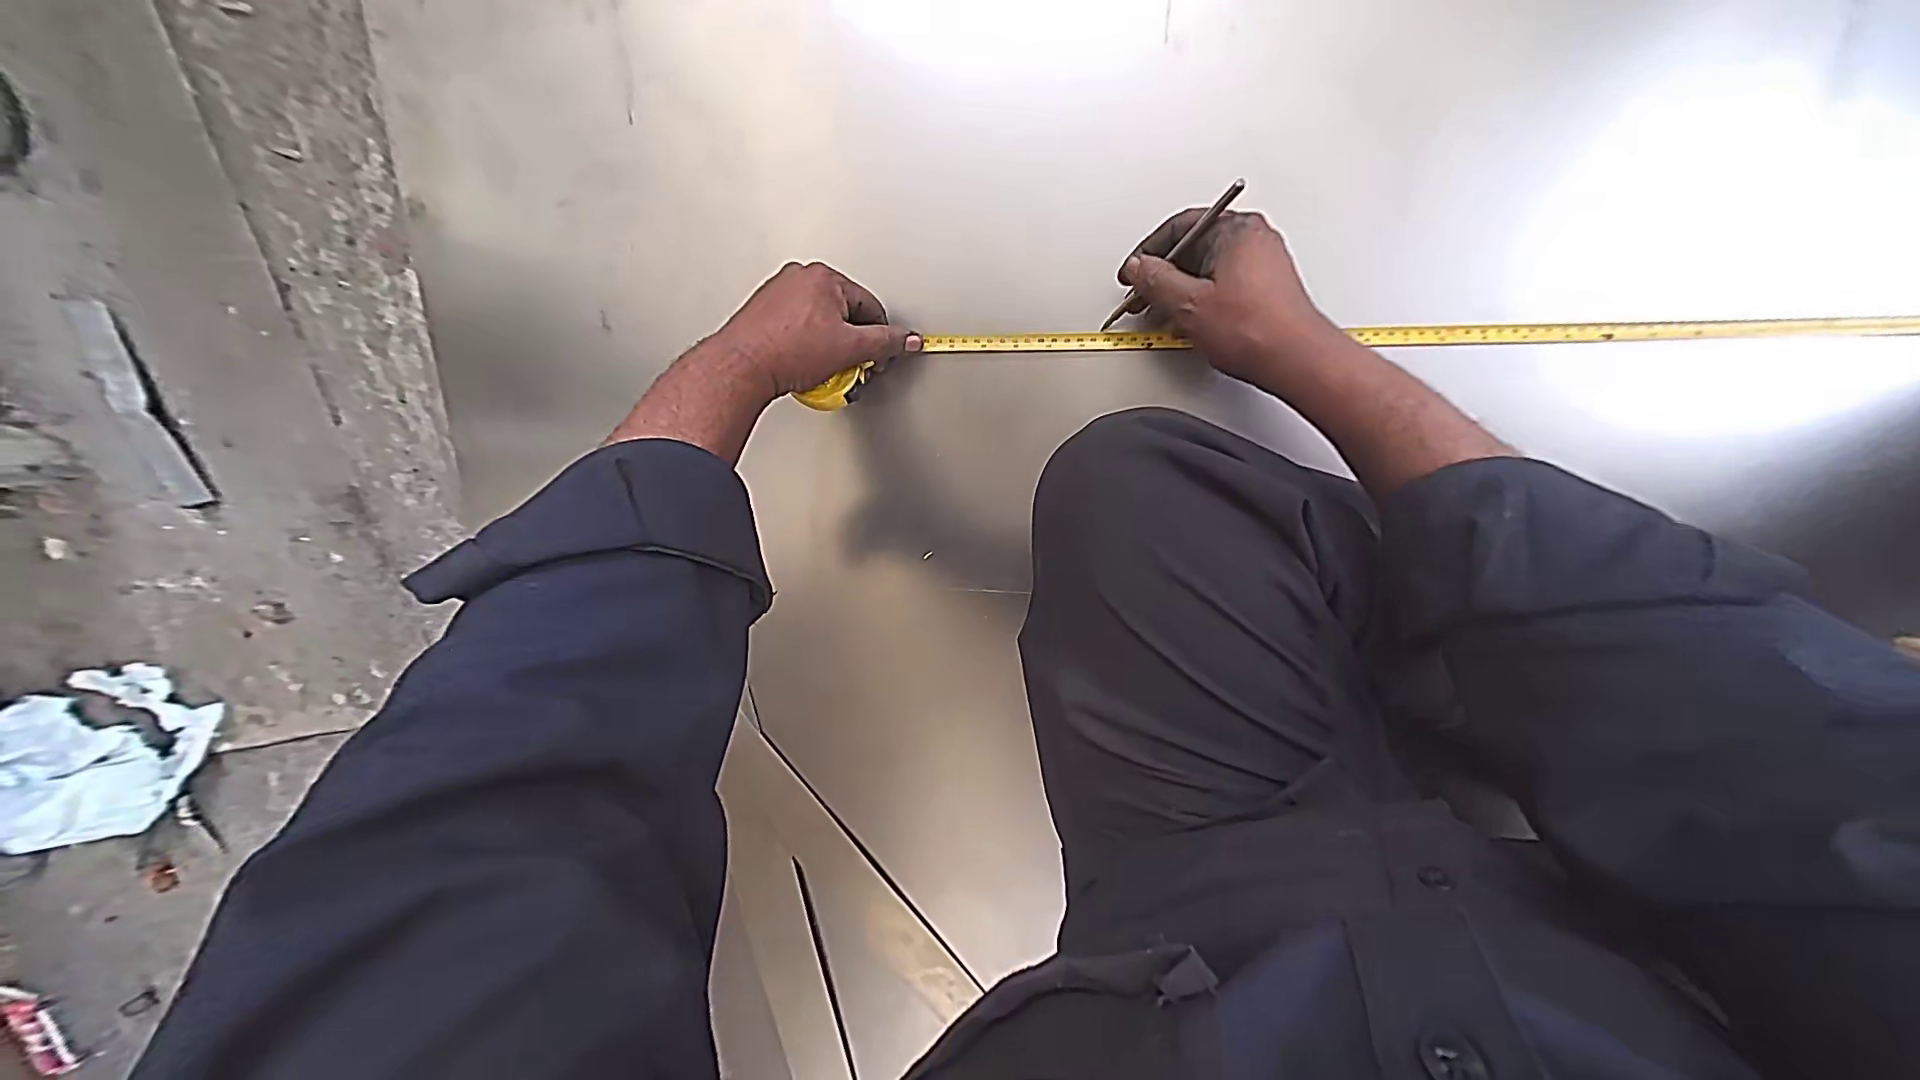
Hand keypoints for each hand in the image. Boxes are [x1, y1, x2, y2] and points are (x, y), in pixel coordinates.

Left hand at [608, 262, 917, 462]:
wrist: (742, 367)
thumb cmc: (785, 351)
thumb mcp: (850, 349)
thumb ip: (886, 343)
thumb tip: (907, 340)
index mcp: (823, 277)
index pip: (870, 307)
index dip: (880, 339)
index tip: (878, 358)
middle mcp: (800, 278)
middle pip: (846, 314)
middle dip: (852, 344)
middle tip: (848, 366)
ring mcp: (780, 294)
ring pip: (823, 322)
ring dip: (830, 347)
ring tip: (822, 368)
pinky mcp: (765, 313)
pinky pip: (800, 329)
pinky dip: (808, 347)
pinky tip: (803, 366)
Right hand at [1117, 210, 1340, 383]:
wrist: (1292, 358)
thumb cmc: (1257, 329)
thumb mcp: (1188, 303)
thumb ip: (1156, 281)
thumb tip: (1139, 268)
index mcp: (1236, 230)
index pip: (1179, 227)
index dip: (1147, 252)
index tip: (1132, 272)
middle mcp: (1252, 240)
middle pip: (1192, 248)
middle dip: (1161, 276)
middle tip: (1141, 296)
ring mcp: (1260, 263)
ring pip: (1204, 269)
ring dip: (1177, 291)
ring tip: (1161, 313)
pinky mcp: (1262, 288)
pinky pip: (1219, 284)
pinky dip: (1197, 299)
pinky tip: (1186, 321)